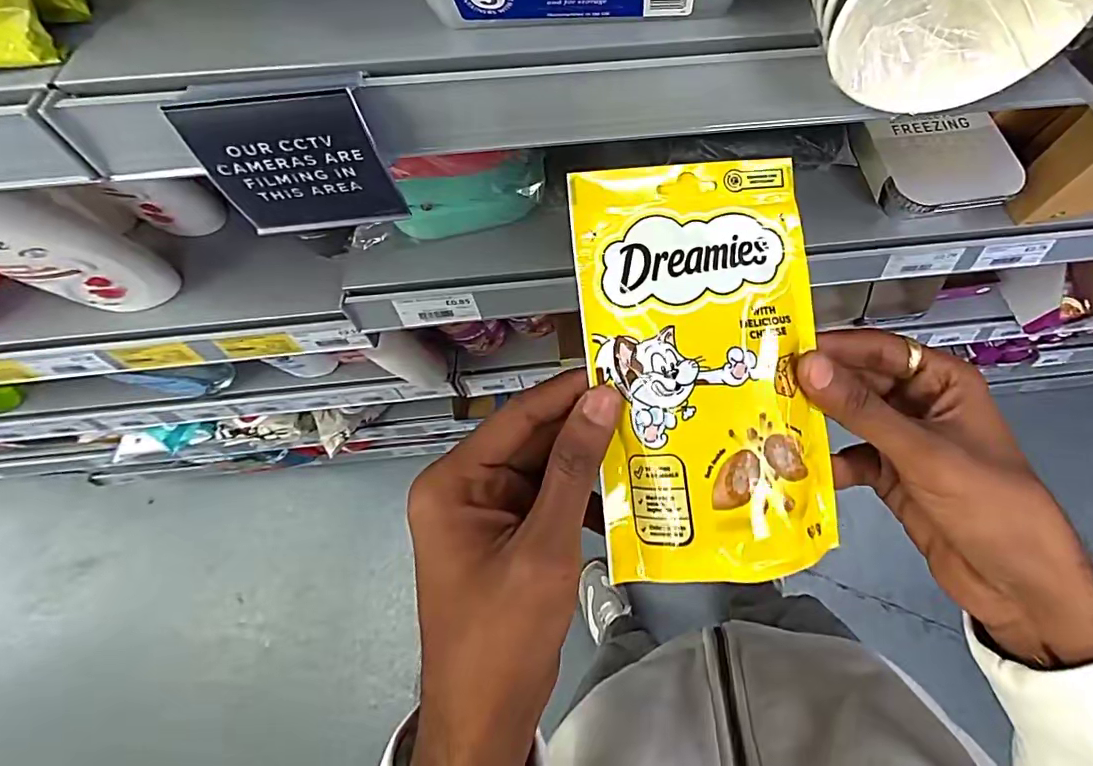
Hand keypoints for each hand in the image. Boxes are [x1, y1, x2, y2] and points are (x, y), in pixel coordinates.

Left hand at [407, 371, 620, 765]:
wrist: (485, 720)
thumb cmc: (500, 640)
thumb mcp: (543, 547)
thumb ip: (572, 468)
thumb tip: (599, 401)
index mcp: (454, 483)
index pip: (518, 417)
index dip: (567, 391)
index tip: (612, 370)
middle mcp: (466, 488)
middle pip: (533, 439)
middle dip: (584, 427)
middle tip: (637, 404)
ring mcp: (488, 511)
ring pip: (546, 465)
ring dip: (589, 461)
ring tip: (638, 441)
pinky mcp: (510, 532)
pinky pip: (549, 495)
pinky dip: (582, 494)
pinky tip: (619, 494)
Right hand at [799, 330, 1092, 667]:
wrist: (1022, 588)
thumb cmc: (992, 505)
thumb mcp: (923, 452)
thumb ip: (863, 411)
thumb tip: (810, 367)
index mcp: (943, 381)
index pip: (882, 350)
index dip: (838, 346)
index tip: (791, 348)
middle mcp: (921, 404)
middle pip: (863, 382)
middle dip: (822, 384)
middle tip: (772, 382)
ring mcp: (906, 442)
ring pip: (854, 419)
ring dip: (821, 422)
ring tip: (778, 419)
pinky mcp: (894, 477)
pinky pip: (854, 458)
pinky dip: (831, 462)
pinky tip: (803, 467)